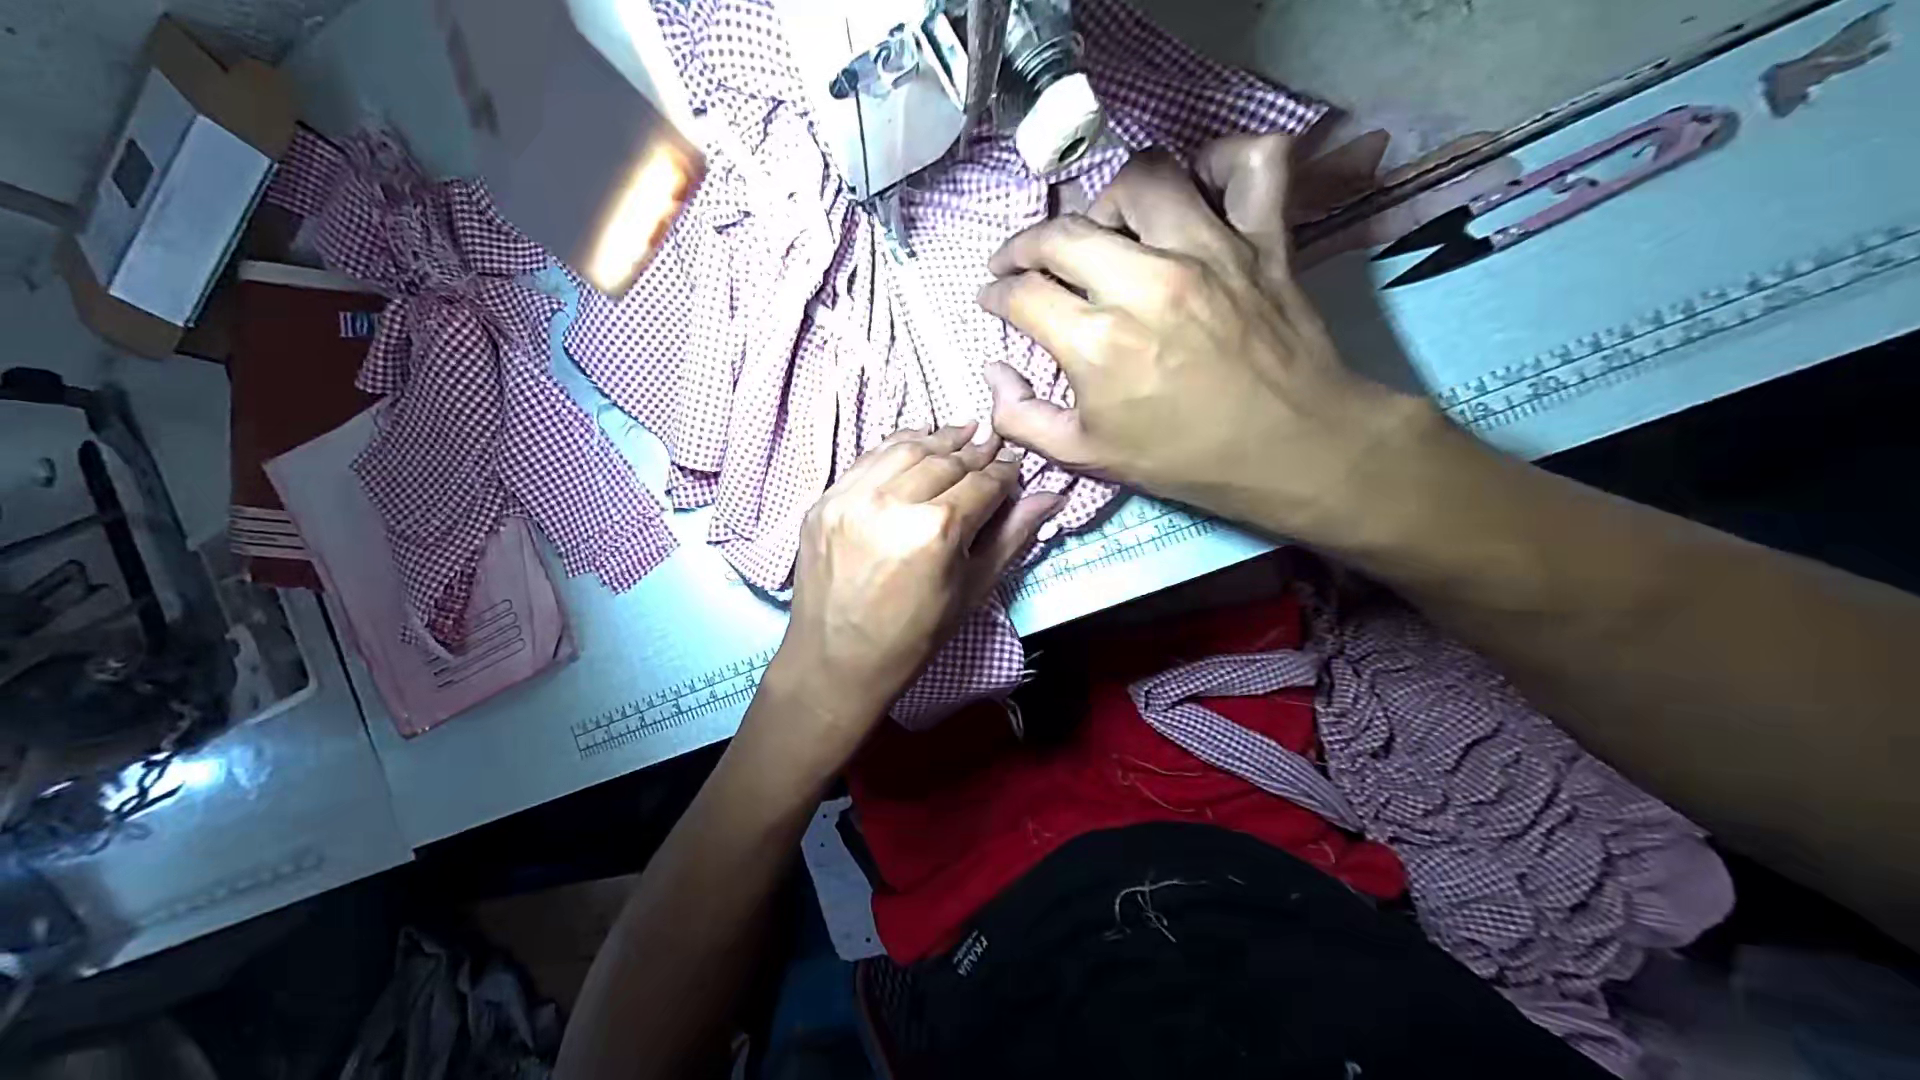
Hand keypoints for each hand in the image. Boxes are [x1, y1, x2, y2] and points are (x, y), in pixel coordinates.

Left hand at [755, 425, 1061, 773]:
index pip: (983, 483)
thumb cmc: (915, 637)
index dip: (1005, 473)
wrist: (837, 662)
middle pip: (946, 460)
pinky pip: (868, 459)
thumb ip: (1013, 536)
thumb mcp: (973, 589)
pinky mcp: (824, 500)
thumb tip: (1053, 497)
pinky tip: (917, 444)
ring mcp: (851, 498)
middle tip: (992, 449)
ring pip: (906, 448)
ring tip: (961, 435)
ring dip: (938, 440)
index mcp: (936, 531)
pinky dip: (896, 447)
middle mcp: (892, 503)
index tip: (1015, 468)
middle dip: (975, 453)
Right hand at [977, 137, 1445, 545]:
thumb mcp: (1087, 457)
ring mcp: (1210, 251)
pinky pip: (1252, 164)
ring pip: (1142, 180)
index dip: (995, 294)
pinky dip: (1222, 160)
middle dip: (1024, 246)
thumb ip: (1022, 419)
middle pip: (1063, 233)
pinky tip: (1196, 187)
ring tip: (1104, 232)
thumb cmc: (1184, 459)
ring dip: (1107, 202)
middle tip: (1022, 263)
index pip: (1023, 293)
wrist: (1290, 452)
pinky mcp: (1264, 239)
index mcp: (1098, 343)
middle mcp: (1146, 283)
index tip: (994, 298)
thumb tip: (992, 373)